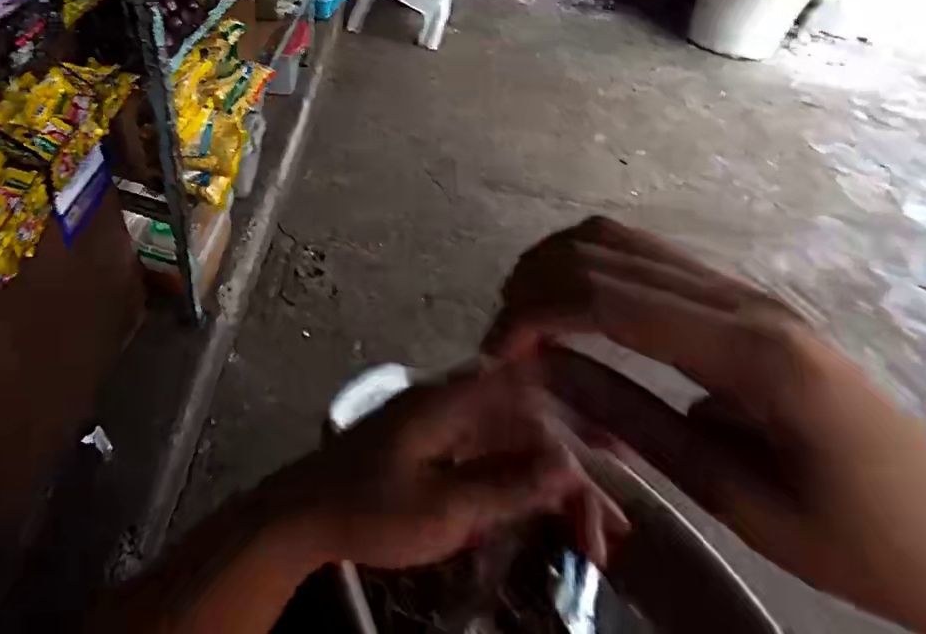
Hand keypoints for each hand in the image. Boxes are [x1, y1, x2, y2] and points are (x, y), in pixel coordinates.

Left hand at [277, 368, 628, 571]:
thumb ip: (506, 484)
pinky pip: (492, 455)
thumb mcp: (443, 508)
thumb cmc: (370, 508)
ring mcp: (444, 421)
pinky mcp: (438, 444)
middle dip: (571, 471)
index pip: (526, 393)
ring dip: (552, 483)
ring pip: (514, 442)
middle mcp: (451, 399)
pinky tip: (549, 514)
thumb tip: (569, 463)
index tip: (618, 455)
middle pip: (526, 423)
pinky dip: (523, 484)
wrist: (306, 513)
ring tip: (594, 531)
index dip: (576, 418)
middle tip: (610, 525)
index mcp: (450, 399)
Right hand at [486, 217, 925, 633]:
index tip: (495, 353)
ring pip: (619, 239)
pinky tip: (572, 305)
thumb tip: (542, 366)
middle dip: (533, 285)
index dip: (535, 314)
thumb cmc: (857, 542)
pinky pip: (646, 255)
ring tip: (524, 316)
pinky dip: (590, 266)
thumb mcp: (734, 498)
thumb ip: (630, 418)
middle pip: (603, 253)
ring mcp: (745, 289)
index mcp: (750, 351)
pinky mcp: (742, 297)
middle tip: (501, 339)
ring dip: (556, 265)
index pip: (608, 300)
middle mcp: (743, 298)